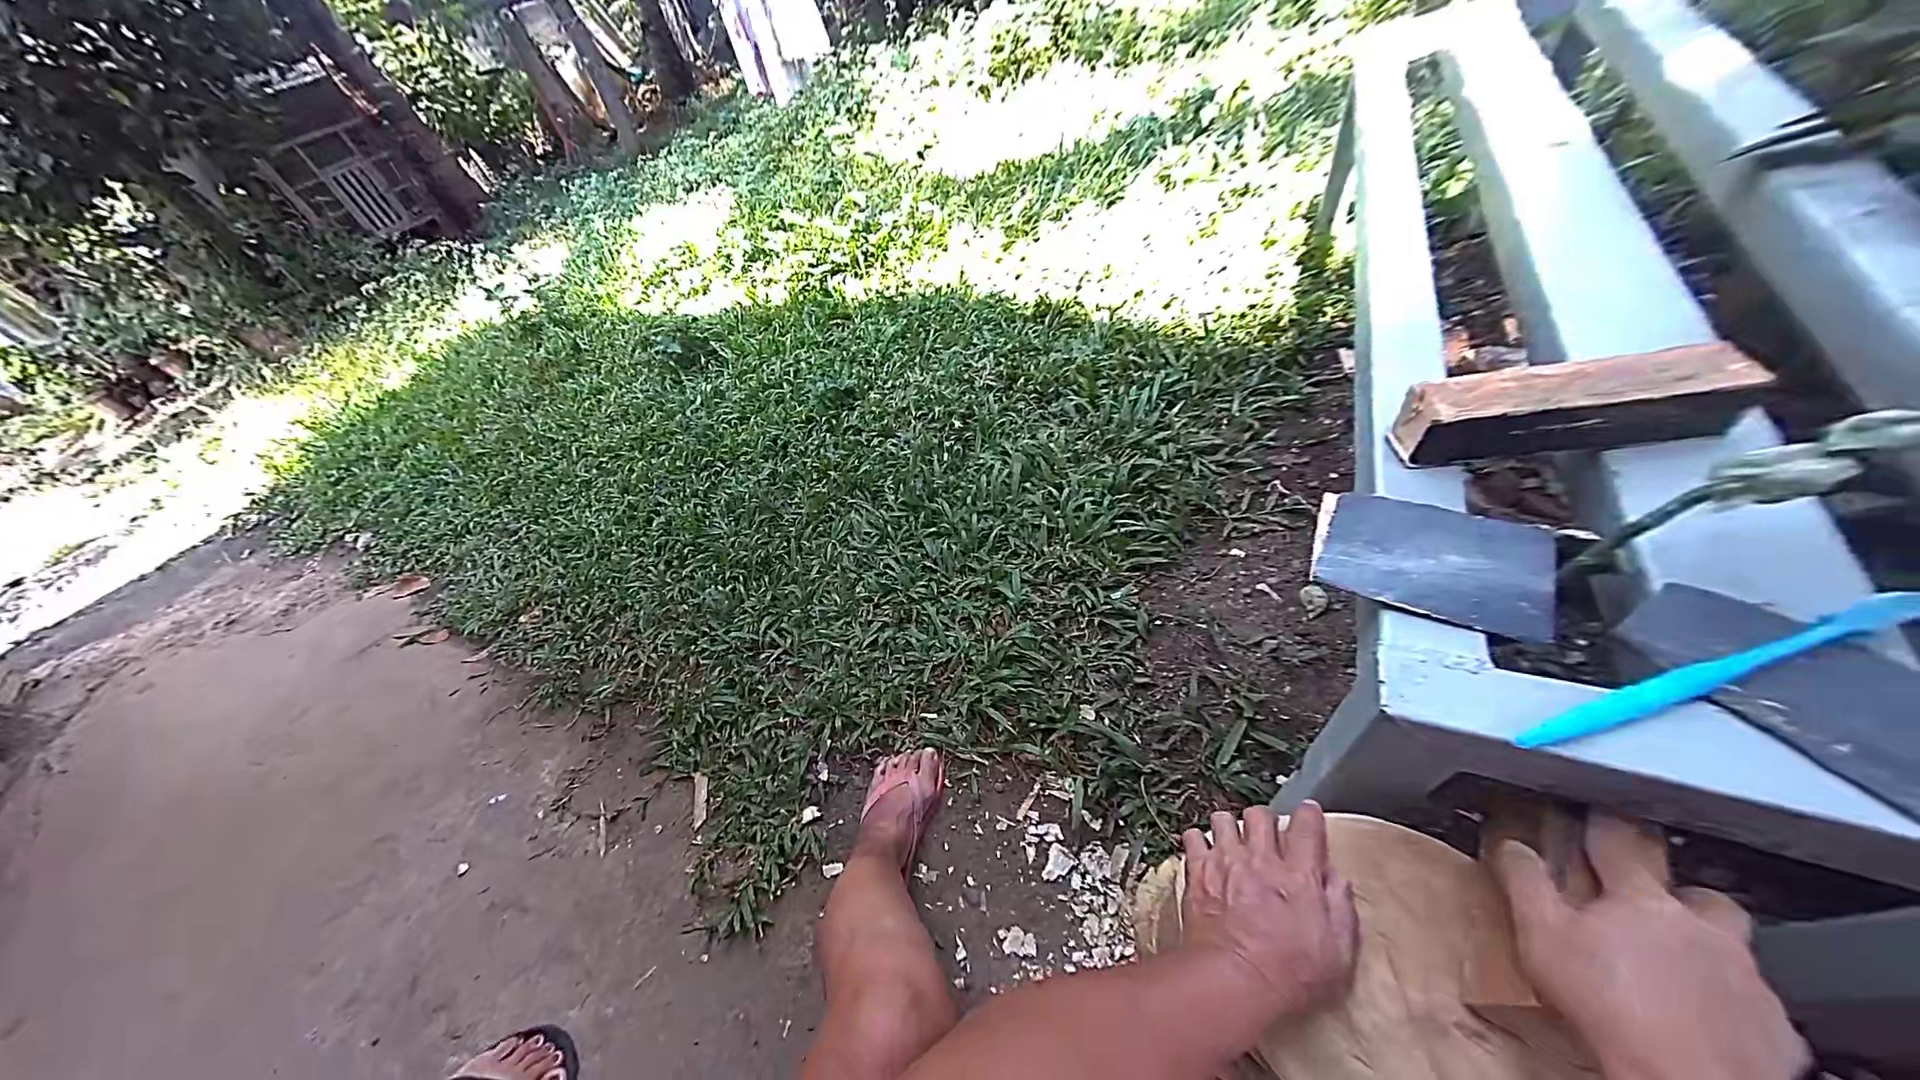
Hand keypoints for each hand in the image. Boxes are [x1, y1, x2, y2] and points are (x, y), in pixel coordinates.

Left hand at [1180, 801, 1358, 1019]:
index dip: (1309, 815)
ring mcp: (1226, 861)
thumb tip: (1337, 879)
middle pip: (1260, 815)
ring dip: (1229, 827)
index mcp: (1298, 876)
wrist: (1234, 979)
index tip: (1308, 812)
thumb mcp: (1339, 954)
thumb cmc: (1290, 975)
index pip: (1306, 828)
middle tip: (1266, 836)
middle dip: (1265, 820)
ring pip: (1223, 818)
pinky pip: (1193, 836)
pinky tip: (1204, 853)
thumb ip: (1341, 909)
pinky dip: (1198, 841)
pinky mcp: (1198, 870)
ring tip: (1232, 842)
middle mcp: (1260, 860)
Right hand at [1492, 814, 1808, 1079]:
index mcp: (1645, 903)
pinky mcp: (1774, 1031)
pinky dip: (1729, 1003)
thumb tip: (1511, 847)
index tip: (1594, 819)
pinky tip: (1702, 1016)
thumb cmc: (1608, 1006)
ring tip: (1673, 967)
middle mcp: (1704, 932)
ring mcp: (1746, 981)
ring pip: (1733, 950)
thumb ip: (1525, 884)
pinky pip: (1755, 1005)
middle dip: (1680, 896)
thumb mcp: (1542, 935)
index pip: (1620, 848)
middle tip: (1652, 906)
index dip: (1603, 828)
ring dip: (1706, 949)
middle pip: (1702, 897)